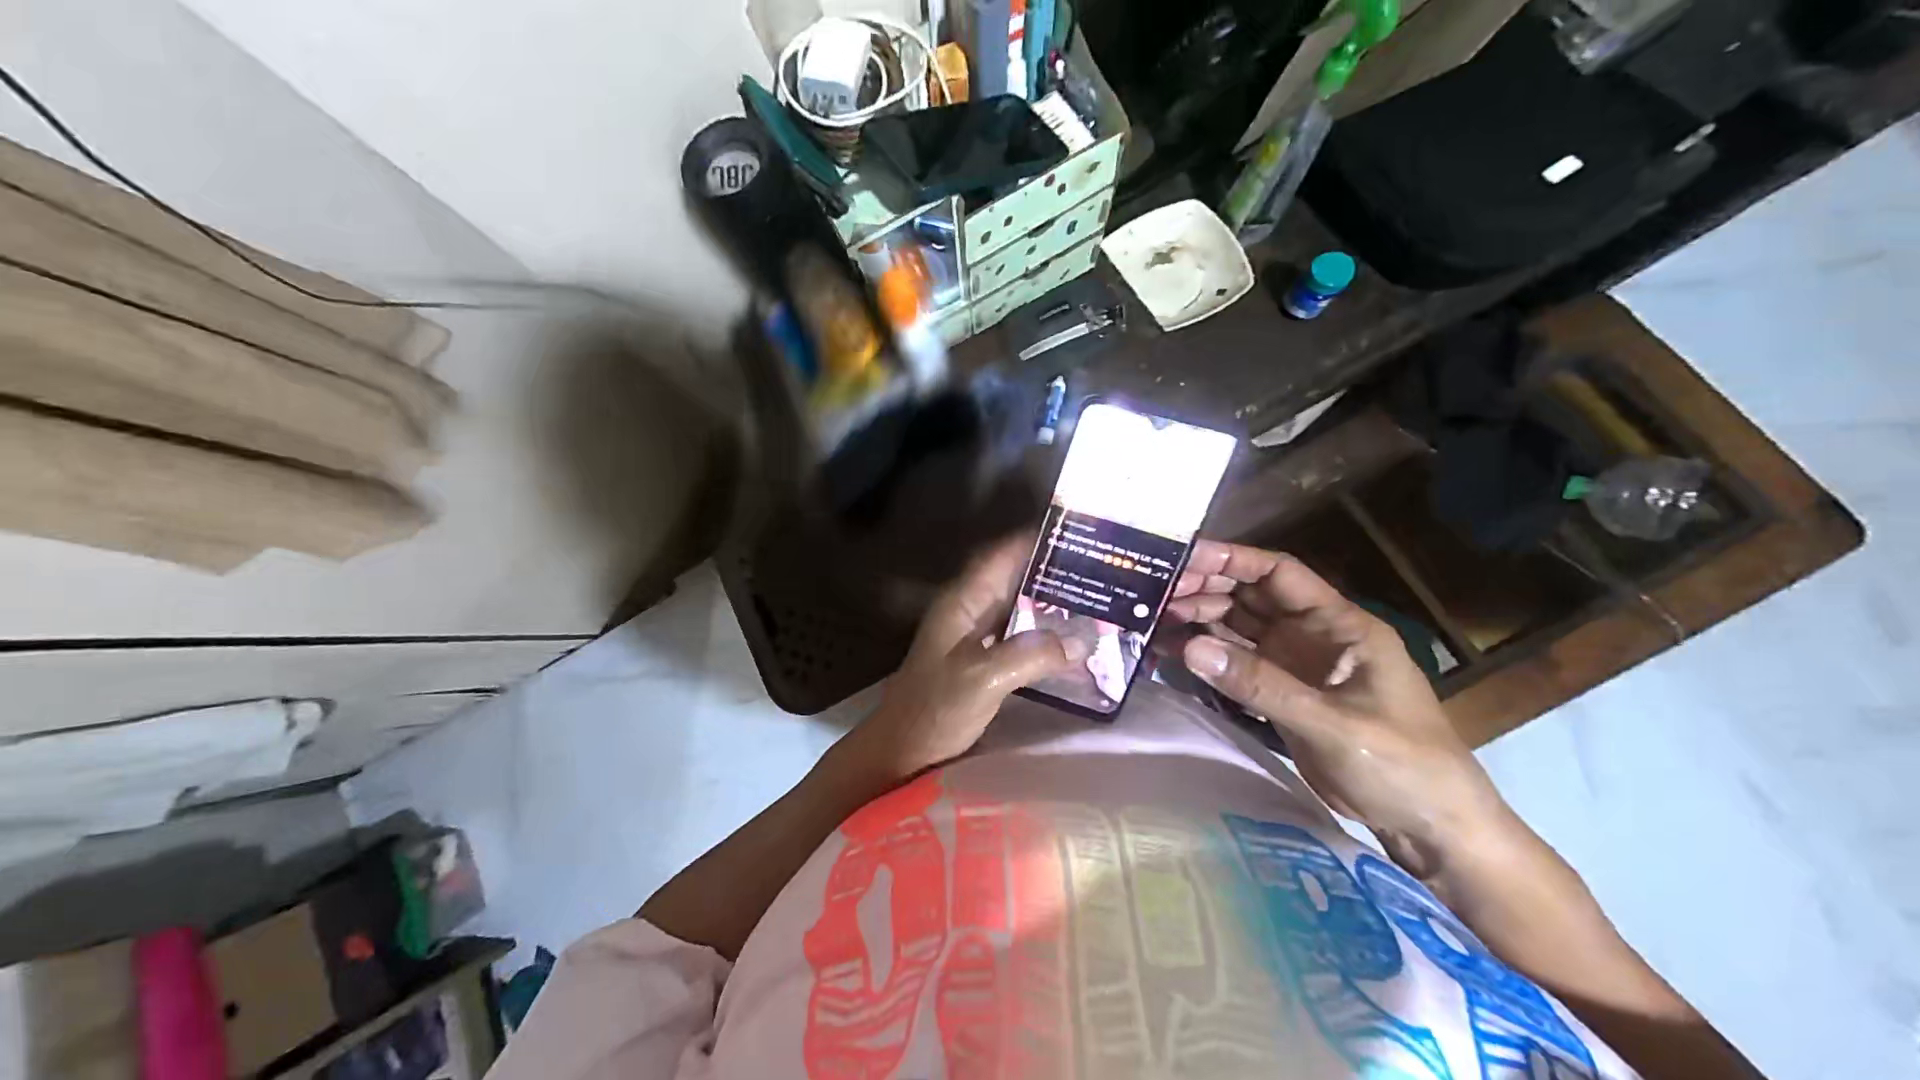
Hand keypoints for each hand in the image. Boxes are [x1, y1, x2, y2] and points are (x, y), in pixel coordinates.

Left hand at [845, 534, 1087, 779]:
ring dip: (1052, 606)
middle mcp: (969, 613)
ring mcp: (976, 640)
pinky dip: (1046, 637)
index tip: (1074, 533)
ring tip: (1100, 602)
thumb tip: (1083, 640)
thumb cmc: (933, 709)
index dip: (1032, 540)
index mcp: (962, 603)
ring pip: (1019, 610)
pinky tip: (1076, 645)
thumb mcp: (983, 678)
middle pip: (1014, 580)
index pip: (999, 556)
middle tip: (1100, 570)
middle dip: (1052, 573)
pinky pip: (1021, 639)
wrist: (902, 754)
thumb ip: (1031, 655)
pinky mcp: (984, 665)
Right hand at [1166, 541, 1513, 876]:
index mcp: (1341, 625)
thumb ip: (1260, 684)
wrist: (1429, 826)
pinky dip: (1207, 656)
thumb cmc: (1401, 764)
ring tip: (1153, 620)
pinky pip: (1237, 664)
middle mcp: (1314, 636)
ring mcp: (1297, 666)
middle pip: (1252, 597)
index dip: (1233, 559)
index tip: (1185, 558)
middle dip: (1206, 589)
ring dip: (1200, 621)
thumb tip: (1190, 647)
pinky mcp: (1283, 694)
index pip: (1280, 574)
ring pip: (1239, 628)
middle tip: (1155, 593)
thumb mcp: (1331, 722)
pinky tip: (1172, 653)